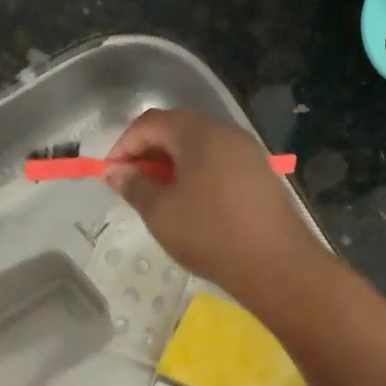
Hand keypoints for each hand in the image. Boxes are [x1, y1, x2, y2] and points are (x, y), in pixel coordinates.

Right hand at [103, 109, 322, 286]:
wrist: (275, 263)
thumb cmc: (209, 234)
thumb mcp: (161, 213)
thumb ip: (134, 186)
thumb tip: (116, 172)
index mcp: (198, 134)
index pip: (151, 122)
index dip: (124, 144)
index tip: (110, 173)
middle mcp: (225, 133)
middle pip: (177, 129)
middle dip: (148, 153)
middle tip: (131, 184)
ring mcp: (247, 153)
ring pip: (199, 147)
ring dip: (172, 165)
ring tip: (158, 197)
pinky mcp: (259, 175)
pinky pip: (218, 163)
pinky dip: (195, 175)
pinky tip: (190, 205)